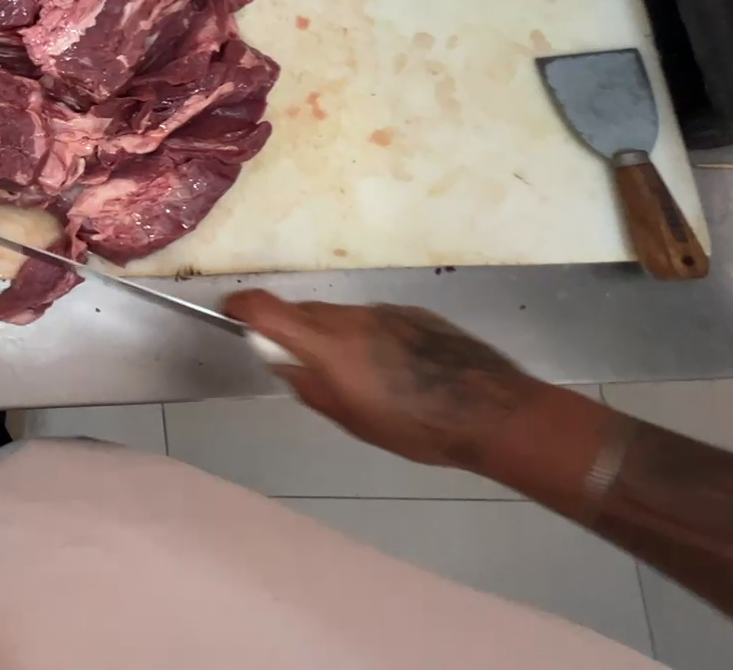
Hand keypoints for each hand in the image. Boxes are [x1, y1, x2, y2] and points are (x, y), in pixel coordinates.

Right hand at [224, 290, 546, 468]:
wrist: (502, 415)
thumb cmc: (416, 426)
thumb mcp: (349, 419)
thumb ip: (308, 385)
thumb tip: (285, 363)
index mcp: (323, 342)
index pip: (263, 307)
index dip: (239, 306)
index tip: (229, 314)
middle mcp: (348, 316)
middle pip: (301, 311)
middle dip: (293, 331)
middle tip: (306, 364)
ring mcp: (384, 311)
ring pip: (340, 316)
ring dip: (335, 336)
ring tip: (364, 374)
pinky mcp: (417, 314)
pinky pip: (376, 320)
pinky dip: (371, 337)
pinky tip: (401, 370)